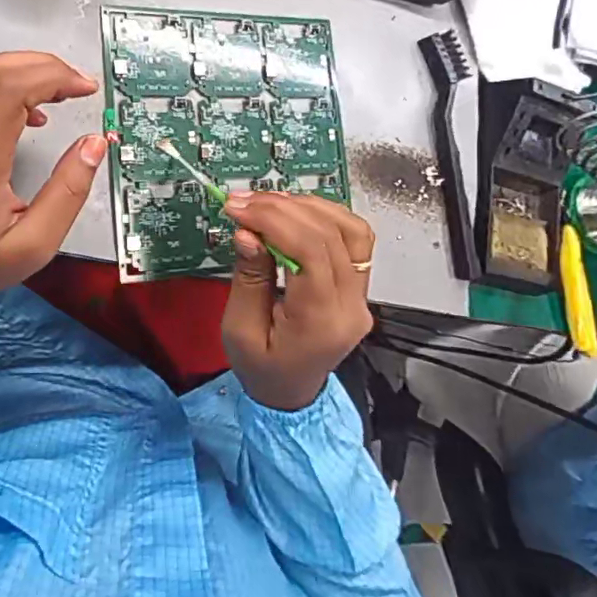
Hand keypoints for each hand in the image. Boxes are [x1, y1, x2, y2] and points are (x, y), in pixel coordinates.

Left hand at [0, 52, 108, 312]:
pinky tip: (31, 109)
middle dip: (41, 65)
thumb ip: (69, 192)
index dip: (51, 76)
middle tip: (76, 84)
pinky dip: (3, 82)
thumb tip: (94, 144)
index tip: (84, 88)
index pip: (7, 92)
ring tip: (59, 89)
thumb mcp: (36, 244)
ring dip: (21, 68)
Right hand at [219, 191, 375, 410]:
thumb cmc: (260, 368)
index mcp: (320, 322)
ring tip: (266, 202)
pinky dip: (322, 216)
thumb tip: (248, 233)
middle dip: (282, 209)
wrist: (289, 394)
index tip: (236, 209)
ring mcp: (361, 296)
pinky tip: (291, 211)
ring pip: (351, 231)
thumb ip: (248, 279)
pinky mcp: (358, 286)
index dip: (273, 220)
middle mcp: (351, 306)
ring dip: (307, 207)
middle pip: (331, 236)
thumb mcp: (239, 330)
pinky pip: (353, 238)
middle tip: (242, 201)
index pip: (310, 253)